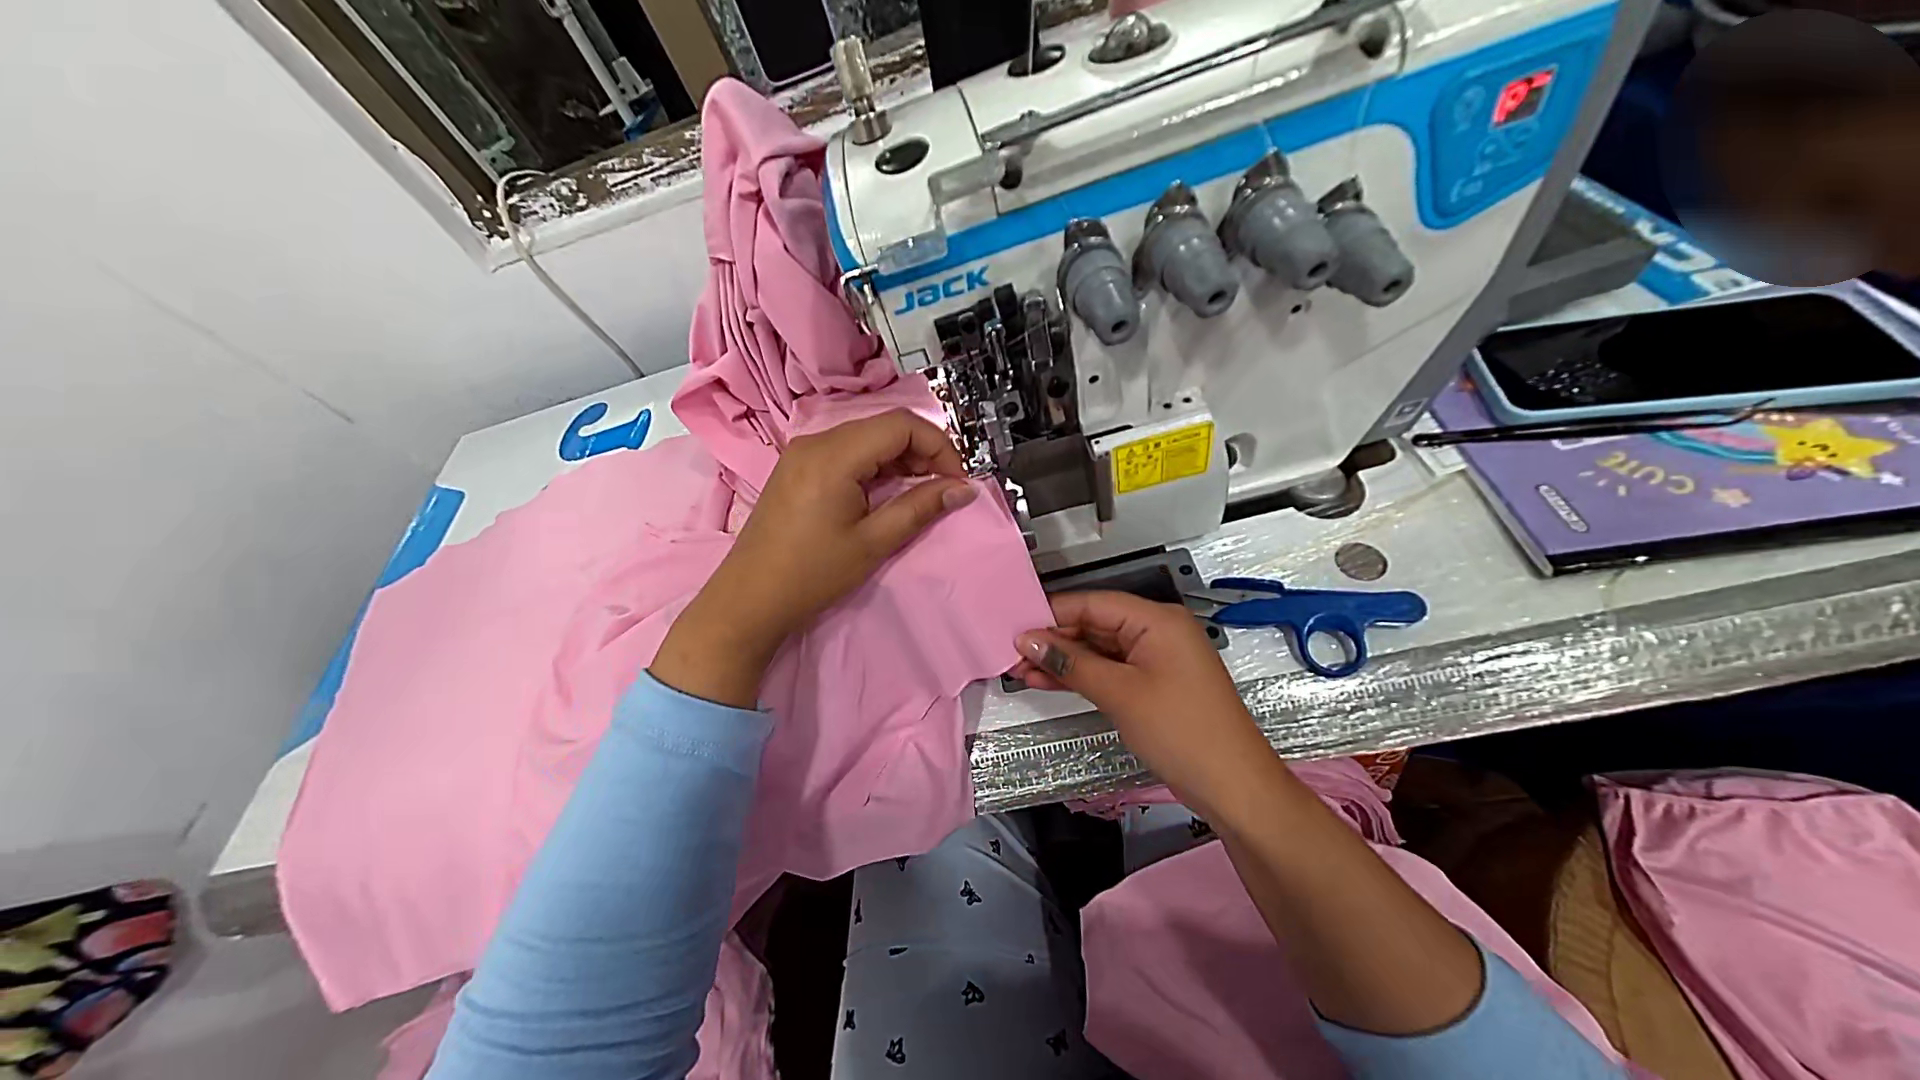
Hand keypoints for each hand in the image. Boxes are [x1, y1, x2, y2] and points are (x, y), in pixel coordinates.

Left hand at [652, 410, 977, 706]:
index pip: (902, 424)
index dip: (939, 447)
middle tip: (942, 490)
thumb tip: (964, 489)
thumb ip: (921, 508)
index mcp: (834, 454)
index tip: (957, 482)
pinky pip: (847, 451)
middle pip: (885, 426)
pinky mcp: (797, 467)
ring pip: (867, 437)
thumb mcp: (873, 542)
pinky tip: (884, 495)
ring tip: (918, 495)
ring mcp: (802, 452)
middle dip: (922, 452)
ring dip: (900, 460)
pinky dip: (874, 466)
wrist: (749, 601)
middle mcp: (816, 441)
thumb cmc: (811, 575)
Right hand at [1020, 594, 1484, 1033]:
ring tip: (1020, 670)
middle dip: (1054, 640)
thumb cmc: (1182, 732)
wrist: (1234, 786)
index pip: (1092, 603)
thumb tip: (1029, 639)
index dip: (1051, 614)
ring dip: (1063, 660)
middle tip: (1011, 654)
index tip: (1013, 627)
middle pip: (1095, 624)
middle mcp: (1157, 631)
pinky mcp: (1153, 683)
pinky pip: (1110, 669)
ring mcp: (1156, 659)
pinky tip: (1048, 681)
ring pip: (1099, 649)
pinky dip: (1082, 676)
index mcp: (1157, 619)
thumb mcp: (1120, 693)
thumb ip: (1071, 663)